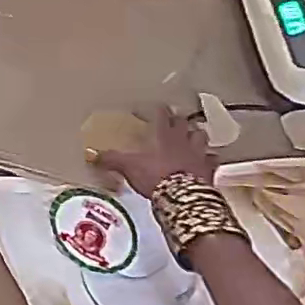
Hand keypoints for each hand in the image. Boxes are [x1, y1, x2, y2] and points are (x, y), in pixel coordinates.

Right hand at [92, 107, 217, 196]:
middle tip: (175, 120)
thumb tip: (91, 154)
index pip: (161, 114)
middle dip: (179, 120)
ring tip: (193, 136)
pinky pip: (213, 160)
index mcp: (163, 133)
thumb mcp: (128, 166)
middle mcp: (182, 138)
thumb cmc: (154, 175)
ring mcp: (198, 152)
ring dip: (197, 135)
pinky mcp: (209, 168)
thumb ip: (111, 159)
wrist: (181, 196)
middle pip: (184, 122)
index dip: (158, 110)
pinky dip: (210, 159)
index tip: (154, 108)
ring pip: (201, 136)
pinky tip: (208, 161)